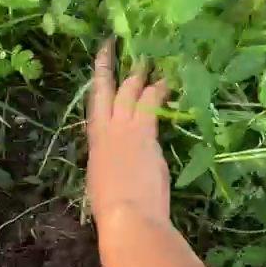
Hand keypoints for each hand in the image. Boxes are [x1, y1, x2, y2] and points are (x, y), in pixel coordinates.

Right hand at [87, 38, 171, 229]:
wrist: (127, 215)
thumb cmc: (111, 206)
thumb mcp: (101, 177)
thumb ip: (109, 158)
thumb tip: (117, 153)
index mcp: (95, 139)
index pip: (96, 97)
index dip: (100, 71)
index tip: (105, 52)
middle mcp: (109, 128)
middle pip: (117, 88)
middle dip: (127, 69)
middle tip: (138, 51)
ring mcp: (129, 129)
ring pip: (136, 92)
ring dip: (146, 76)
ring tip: (159, 63)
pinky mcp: (148, 136)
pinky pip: (155, 105)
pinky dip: (162, 92)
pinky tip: (171, 83)